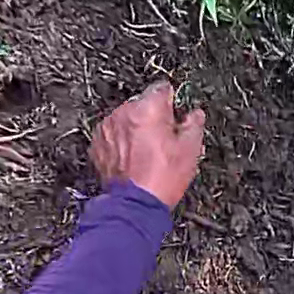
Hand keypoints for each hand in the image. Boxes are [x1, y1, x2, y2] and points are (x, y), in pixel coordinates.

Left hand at [89, 81, 204, 207]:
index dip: (173, 102)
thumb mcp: (190, 151)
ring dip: (136, 129)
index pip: (162, 89)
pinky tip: (133, 159)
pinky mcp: (98, 144)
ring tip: (148, 153)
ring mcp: (108, 128)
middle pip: (143, 104)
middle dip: (153, 117)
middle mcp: (124, 113)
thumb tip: (195, 115)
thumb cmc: (162, 179)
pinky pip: (114, 135)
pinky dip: (122, 142)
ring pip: (127, 119)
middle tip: (164, 141)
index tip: (177, 115)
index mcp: (148, 109)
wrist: (134, 204)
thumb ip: (194, 125)